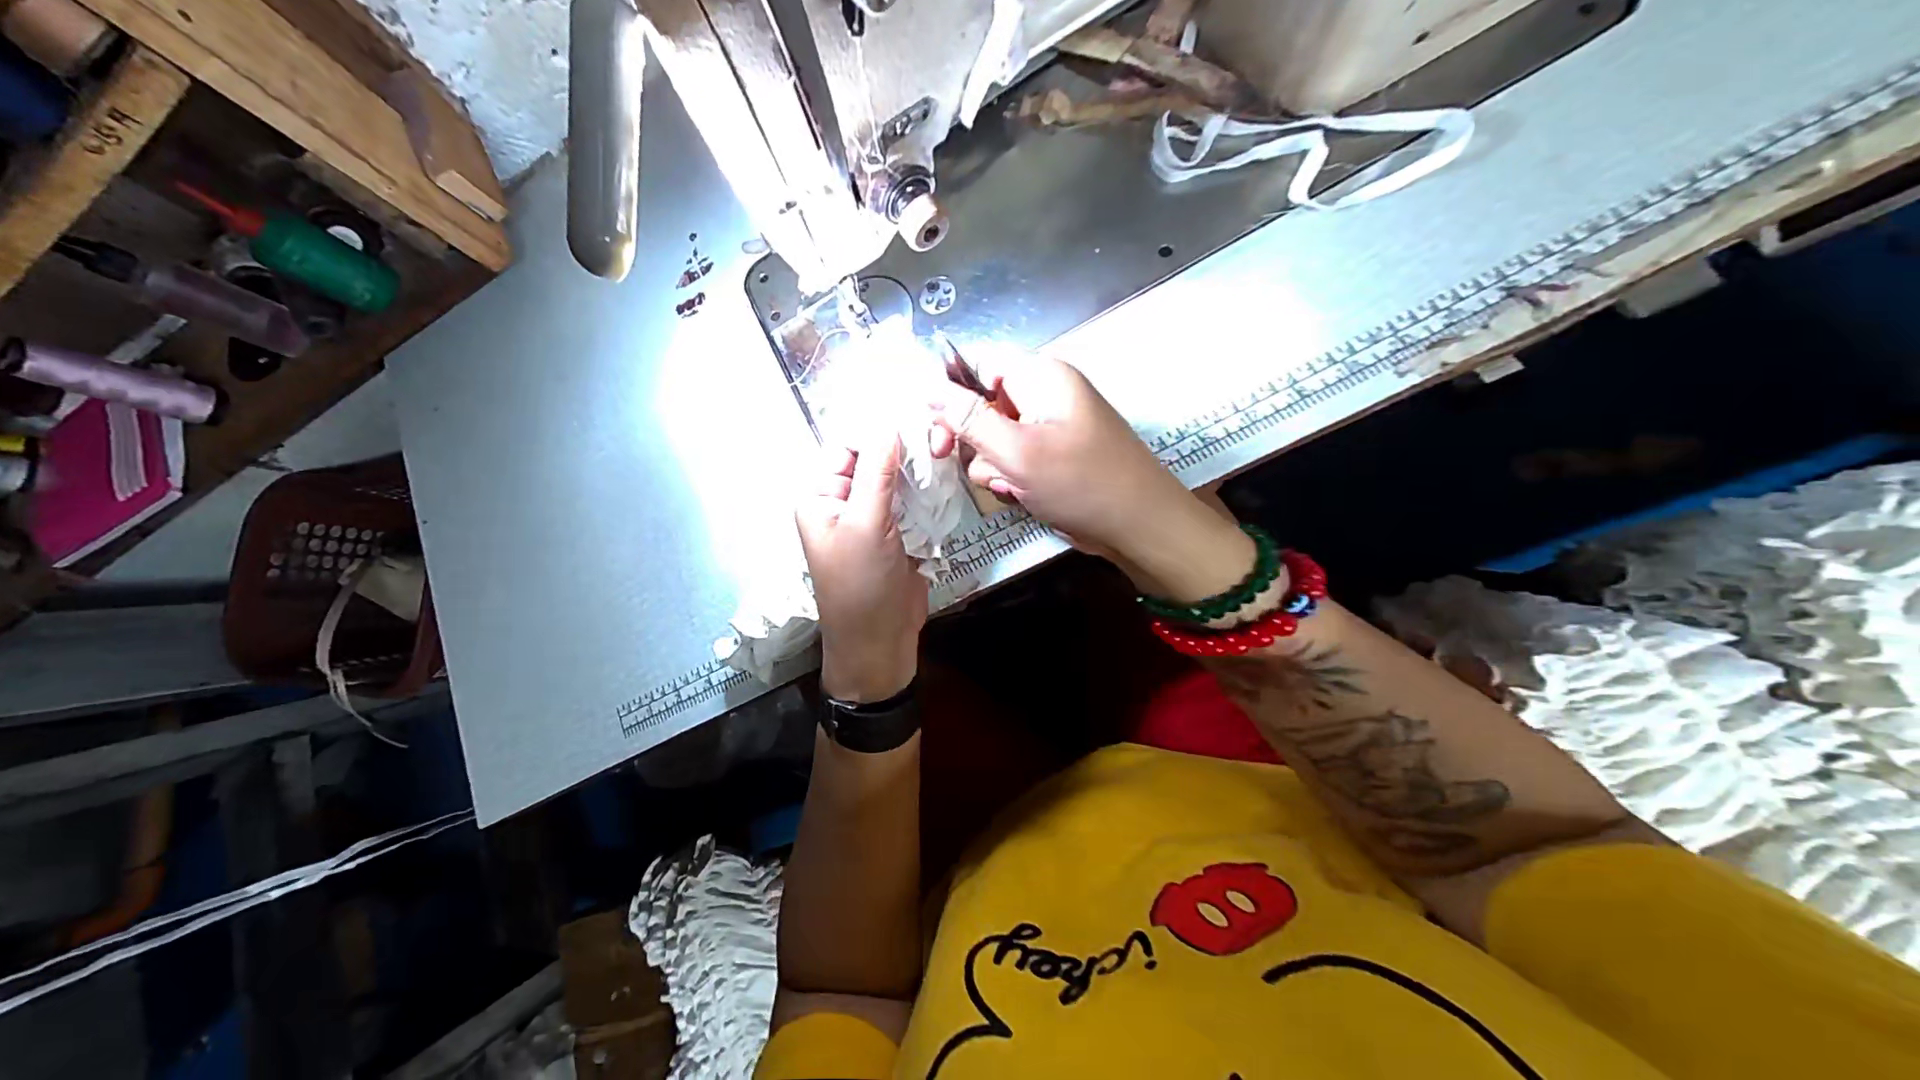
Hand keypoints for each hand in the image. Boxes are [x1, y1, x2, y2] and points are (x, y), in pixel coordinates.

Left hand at [796, 436, 927, 701]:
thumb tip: (887, 426)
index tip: (910, 405)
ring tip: (946, 445)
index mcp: (821, 498)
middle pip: (874, 461)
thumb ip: (877, 474)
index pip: (844, 447)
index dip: (874, 427)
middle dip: (903, 447)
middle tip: (938, 425)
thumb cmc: (861, 586)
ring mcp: (874, 520)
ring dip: (919, 470)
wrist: (879, 644)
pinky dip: (929, 494)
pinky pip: (914, 504)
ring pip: (898, 482)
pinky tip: (947, 478)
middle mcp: (844, 504)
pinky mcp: (899, 535)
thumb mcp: (865, 525)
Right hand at [929, 352, 1254, 602]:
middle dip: (970, 435)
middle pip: (983, 402)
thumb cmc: (1081, 483)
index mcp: (1041, 376)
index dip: (951, 388)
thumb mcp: (1016, 451)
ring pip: (993, 438)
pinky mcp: (1051, 458)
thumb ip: (968, 418)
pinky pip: (1013, 459)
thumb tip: (928, 388)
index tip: (934, 422)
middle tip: (949, 457)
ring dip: (991, 464)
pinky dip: (1010, 477)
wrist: (1138, 527)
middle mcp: (1044, 395)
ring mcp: (1049, 429)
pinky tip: (1023, 494)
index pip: (980, 362)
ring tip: (1012, 484)